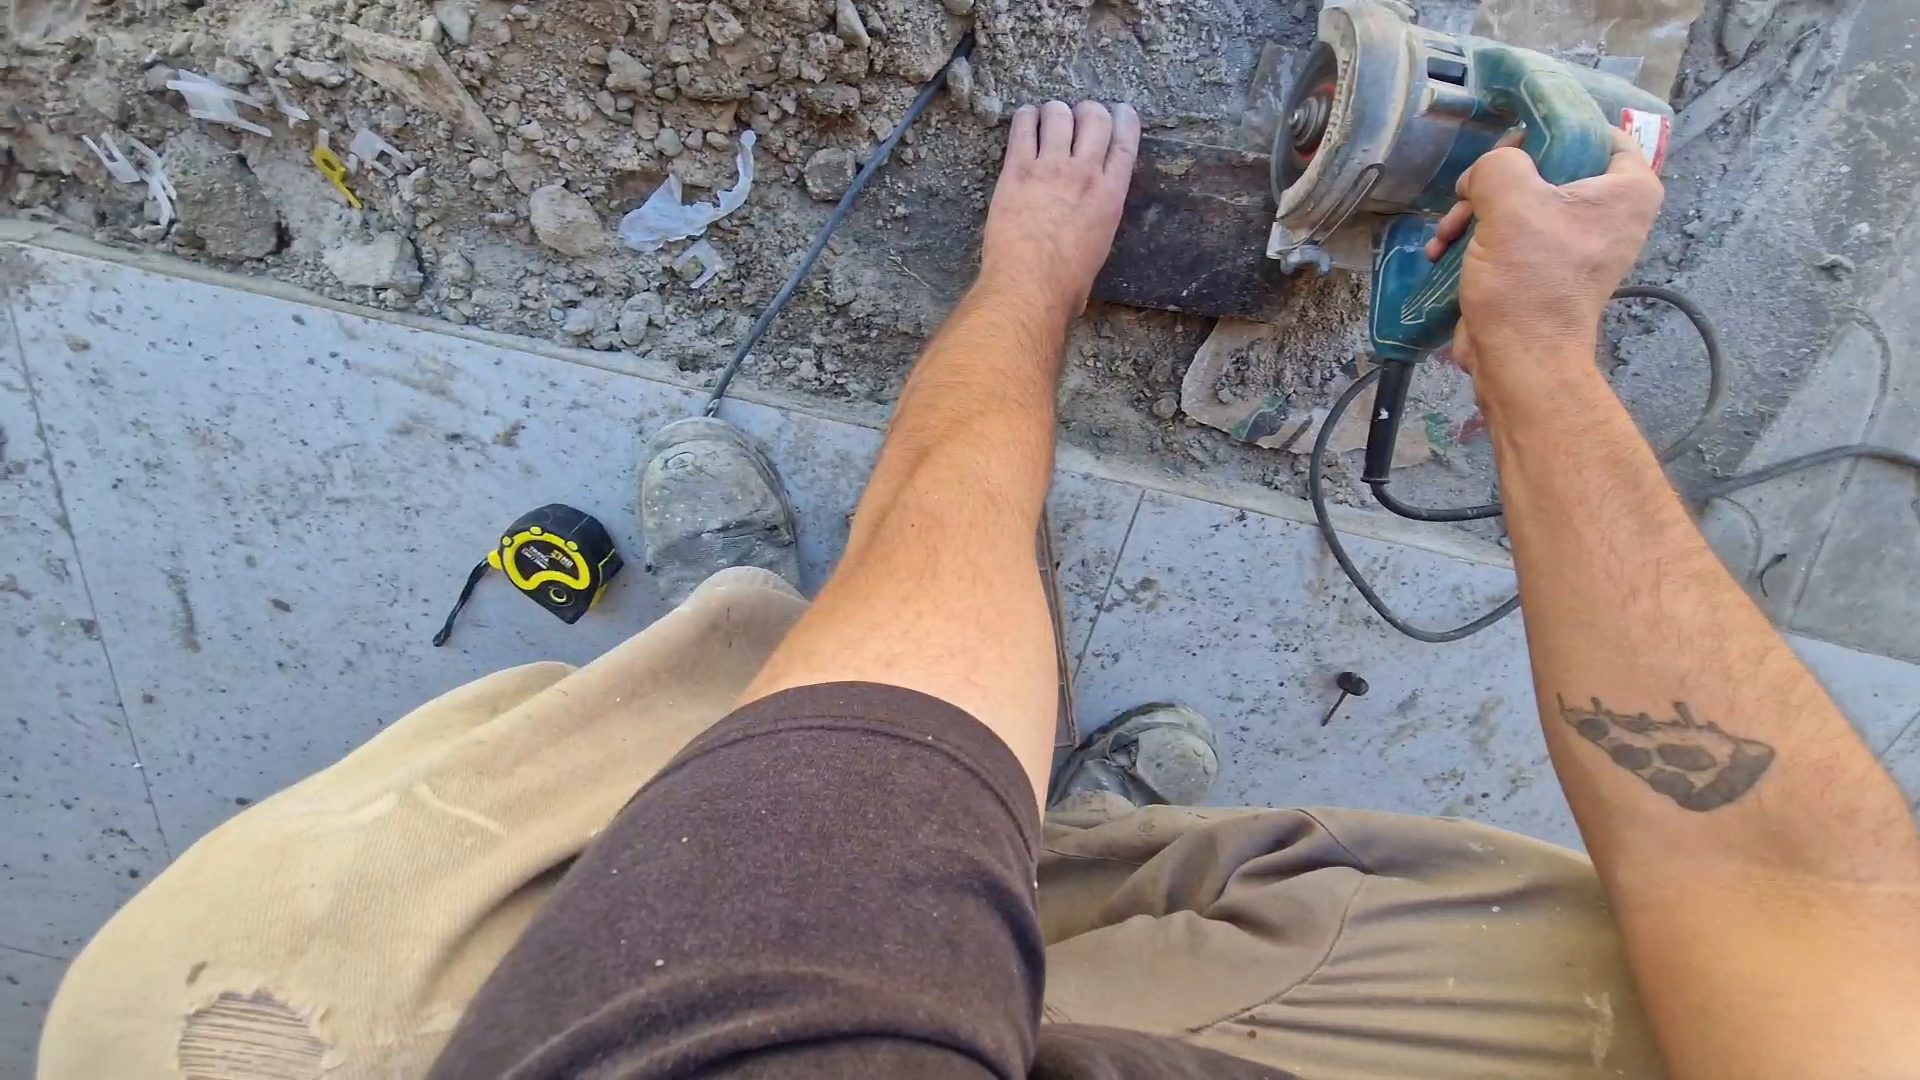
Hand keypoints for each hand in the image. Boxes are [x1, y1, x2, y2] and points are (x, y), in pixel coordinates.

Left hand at [979, 100, 1140, 322]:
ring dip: (1054, 112)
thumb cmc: (1064, 287)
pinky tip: (1025, 120)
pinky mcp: (1017, 171)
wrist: (1029, 287)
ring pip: (1059, 114)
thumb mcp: (1096, 256)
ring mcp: (1050, 168)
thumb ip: (1095, 236)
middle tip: (1077, 119)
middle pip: (1094, 118)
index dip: (1124, 119)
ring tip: (1047, 119)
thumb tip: (1084, 259)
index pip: (1125, 141)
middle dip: (1088, 112)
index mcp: (1110, 196)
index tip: (1119, 112)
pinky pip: (1023, 127)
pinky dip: (1026, 117)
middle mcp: (1084, 174)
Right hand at [1424, 129, 1663, 381]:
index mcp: (1626, 189)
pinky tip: (1442, 256)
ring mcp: (1572, 245)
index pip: (1593, 133)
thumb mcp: (1510, 207)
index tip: (1501, 149)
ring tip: (1444, 240)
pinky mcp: (1540, 271)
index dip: (1544, 134)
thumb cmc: (1527, 282)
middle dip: (1490, 190)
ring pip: (1515, 207)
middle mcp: (1607, 213)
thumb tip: (1482, 173)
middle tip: (1462, 206)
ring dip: (1471, 219)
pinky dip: (1473, 244)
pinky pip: (1506, 239)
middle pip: (1542, 173)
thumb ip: (1498, 167)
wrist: (1517, 357)